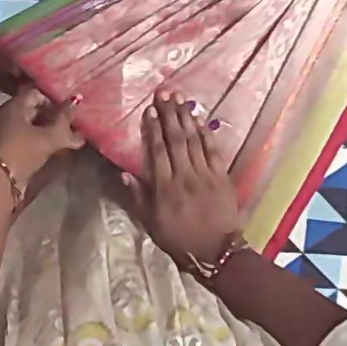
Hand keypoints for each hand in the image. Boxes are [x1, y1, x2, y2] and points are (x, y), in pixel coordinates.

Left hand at [0, 85, 84, 178]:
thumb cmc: (23, 151)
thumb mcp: (49, 136)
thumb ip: (64, 119)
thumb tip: (77, 100)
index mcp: (15, 105)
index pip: (37, 94)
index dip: (54, 101)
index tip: (68, 112)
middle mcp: (8, 114)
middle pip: (34, 109)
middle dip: (54, 117)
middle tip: (72, 126)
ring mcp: (5, 131)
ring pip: (31, 125)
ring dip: (49, 130)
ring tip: (68, 139)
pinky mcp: (6, 147)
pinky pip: (27, 137)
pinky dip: (41, 140)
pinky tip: (55, 149)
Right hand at [125, 92, 243, 265]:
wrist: (217, 252)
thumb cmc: (180, 239)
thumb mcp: (151, 223)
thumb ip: (139, 196)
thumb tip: (124, 172)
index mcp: (165, 188)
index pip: (157, 151)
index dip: (153, 129)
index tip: (149, 110)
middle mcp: (185, 176)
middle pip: (176, 139)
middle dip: (169, 114)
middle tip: (165, 93)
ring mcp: (205, 174)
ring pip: (194, 140)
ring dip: (186, 117)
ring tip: (180, 98)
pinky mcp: (222, 176)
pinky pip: (213, 150)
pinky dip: (207, 133)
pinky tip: (200, 119)